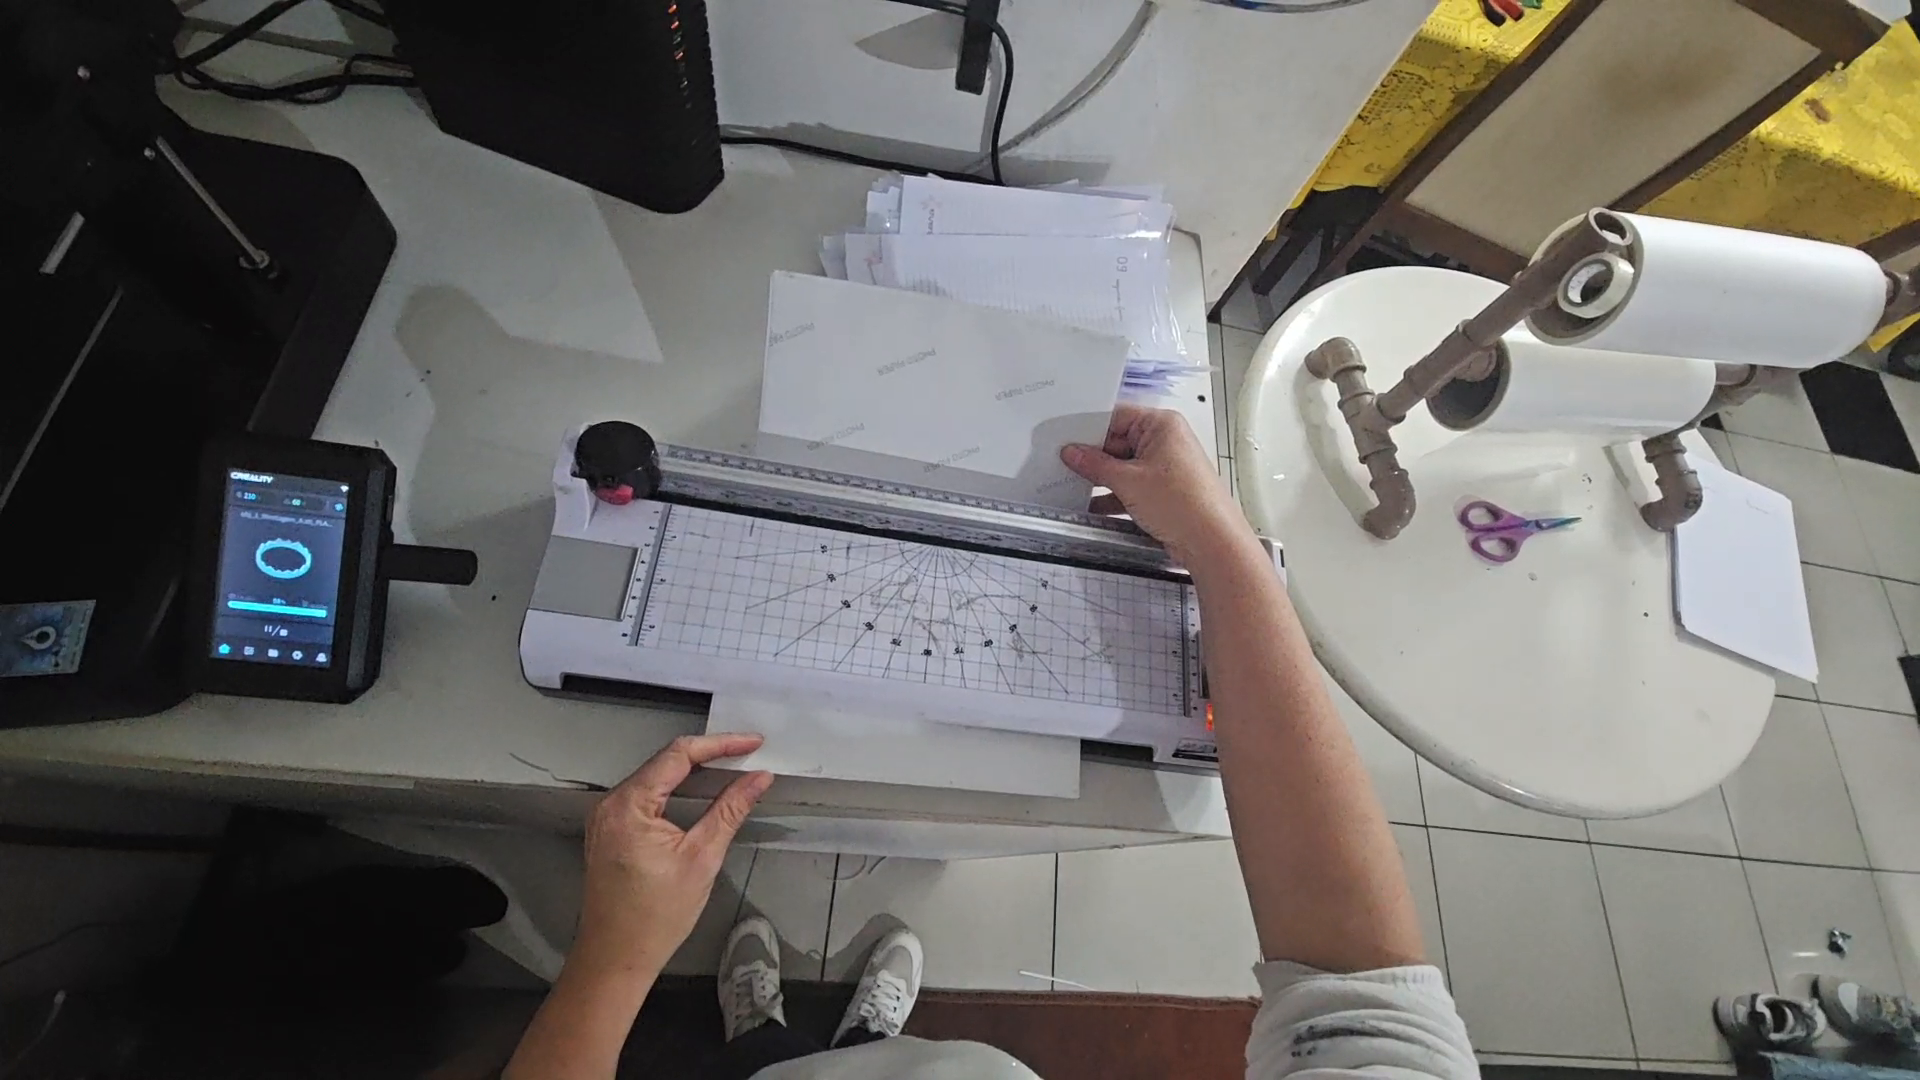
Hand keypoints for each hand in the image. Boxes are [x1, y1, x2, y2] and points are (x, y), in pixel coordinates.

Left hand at [572, 734, 773, 980]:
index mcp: (629, 805)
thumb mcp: (702, 858)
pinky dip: (678, 784)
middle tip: (748, 751)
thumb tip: (760, 777)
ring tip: (733, 762)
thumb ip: (731, 809)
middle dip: (710, 751)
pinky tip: (703, 786)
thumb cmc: (657, 915)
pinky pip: (648, 792)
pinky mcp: (611, 828)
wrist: (614, 962)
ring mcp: (608, 815)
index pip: (679, 755)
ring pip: (657, 774)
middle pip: (666, 760)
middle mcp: (612, 802)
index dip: (721, 744)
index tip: (754, 743)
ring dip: (695, 766)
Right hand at [1061, 405, 1255, 567]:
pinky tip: (1091, 505)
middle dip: (1092, 458)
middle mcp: (1164, 442)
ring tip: (1071, 485)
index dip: (1088, 429)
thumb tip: (1073, 453)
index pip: (1116, 417)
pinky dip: (1112, 496)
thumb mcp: (1128, 481)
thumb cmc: (1185, 504)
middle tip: (1063, 465)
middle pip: (1117, 443)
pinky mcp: (1161, 491)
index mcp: (1161, 426)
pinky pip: (1129, 486)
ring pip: (1122, 467)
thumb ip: (1095, 465)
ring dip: (1100, 479)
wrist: (1211, 542)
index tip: (1064, 439)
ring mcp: (1163, 467)